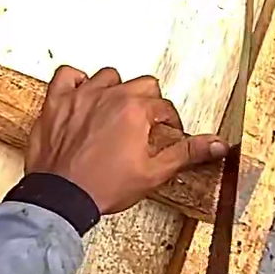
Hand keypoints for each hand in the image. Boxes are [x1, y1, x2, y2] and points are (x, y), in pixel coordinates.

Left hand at [27, 66, 227, 214]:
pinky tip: (82, 93)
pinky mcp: (56, 103)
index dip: (169, 121)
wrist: (62, 198)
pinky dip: (75, 81)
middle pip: (141, 84)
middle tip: (143, 123)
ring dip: (115, 90)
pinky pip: (66, 75)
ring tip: (115, 110)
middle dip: (147, 102)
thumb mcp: (153, 172)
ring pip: (107, 76)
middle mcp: (109, 96)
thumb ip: (187, 153)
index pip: (163, 105)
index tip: (165, 132)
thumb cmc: (103, 186)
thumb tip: (218, 144)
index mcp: (135, 110)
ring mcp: (80, 96)